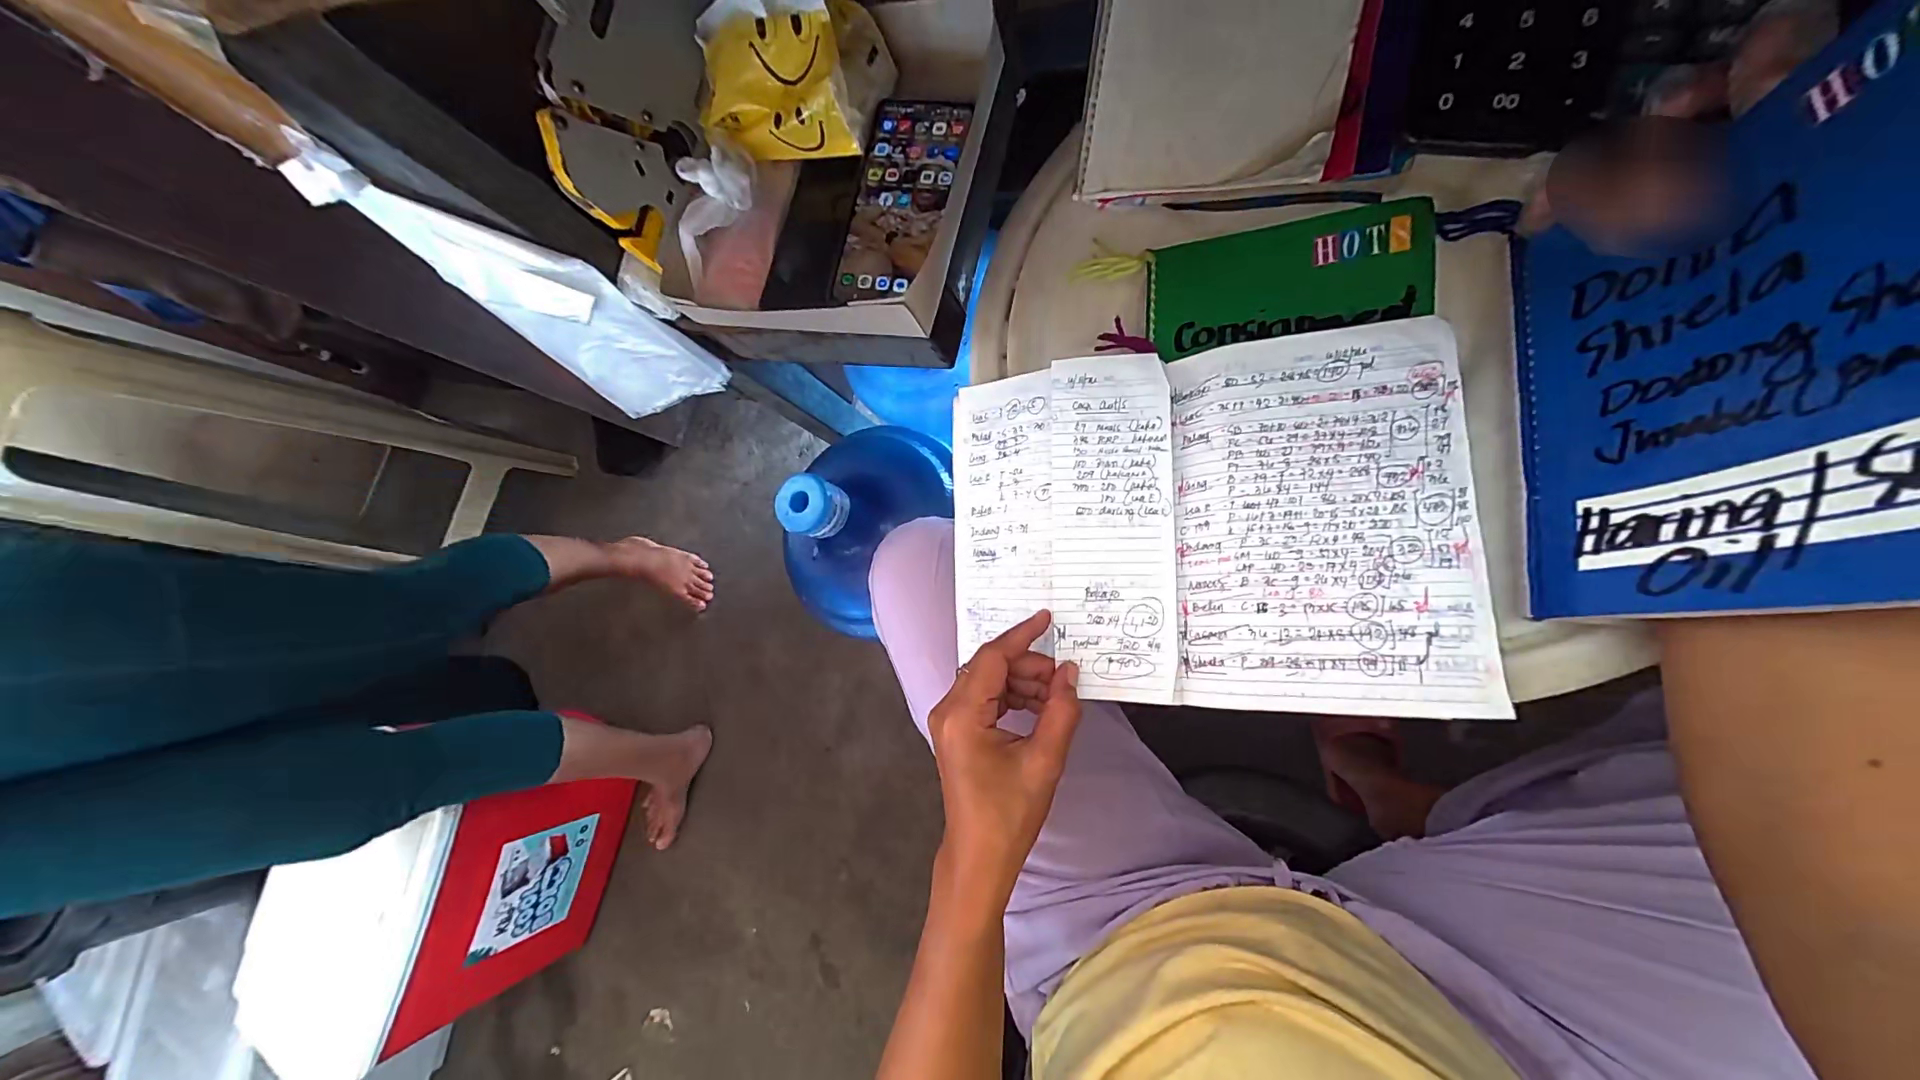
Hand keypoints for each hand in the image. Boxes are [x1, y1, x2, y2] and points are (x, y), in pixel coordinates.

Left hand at [928, 610, 1081, 903]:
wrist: (980, 855)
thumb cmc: (1009, 814)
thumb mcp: (1044, 761)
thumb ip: (1060, 711)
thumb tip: (1070, 672)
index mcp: (962, 714)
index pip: (992, 657)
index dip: (1021, 635)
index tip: (1047, 617)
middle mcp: (948, 709)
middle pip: (990, 666)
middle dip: (1029, 666)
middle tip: (1064, 680)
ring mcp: (950, 720)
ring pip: (990, 680)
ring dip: (1024, 682)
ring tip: (1056, 700)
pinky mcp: (958, 730)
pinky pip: (987, 698)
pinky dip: (1014, 697)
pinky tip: (1040, 709)